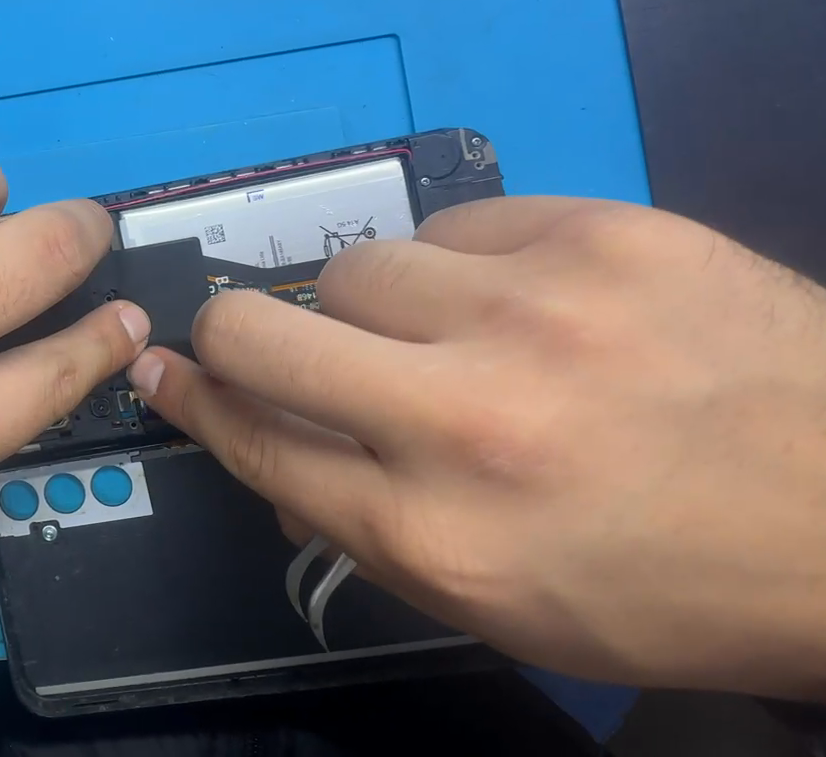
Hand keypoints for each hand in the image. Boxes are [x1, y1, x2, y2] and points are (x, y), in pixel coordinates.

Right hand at [128, 197, 825, 701]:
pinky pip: (456, 225)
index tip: (159, 368)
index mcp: (439, 531)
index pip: (252, 439)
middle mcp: (469, 420)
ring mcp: (537, 313)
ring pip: (356, 265)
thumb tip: (252, 438)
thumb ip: (350, 519)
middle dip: (232, 332)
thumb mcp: (497, 599)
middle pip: (255, 330)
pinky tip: (529, 301)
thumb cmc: (667, 580)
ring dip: (376, 305)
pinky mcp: (602, 233)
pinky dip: (465, 266)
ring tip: (453, 333)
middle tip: (259, 336)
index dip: (190, 400)